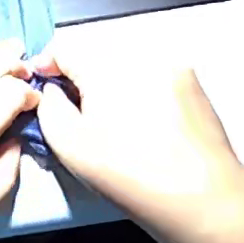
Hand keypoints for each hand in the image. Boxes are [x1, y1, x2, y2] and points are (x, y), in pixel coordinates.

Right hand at [28, 36, 243, 242]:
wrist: (199, 195)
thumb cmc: (129, 173)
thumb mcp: (69, 145)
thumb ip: (48, 108)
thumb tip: (53, 91)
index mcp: (105, 66)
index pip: (64, 47)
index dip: (47, 66)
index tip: (44, 88)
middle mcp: (140, 55)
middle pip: (96, 55)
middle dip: (81, 78)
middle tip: (78, 115)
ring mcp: (171, 66)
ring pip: (126, 66)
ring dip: (112, 85)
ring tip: (113, 124)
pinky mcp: (192, 83)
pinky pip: (153, 77)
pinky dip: (139, 93)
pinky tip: (143, 126)